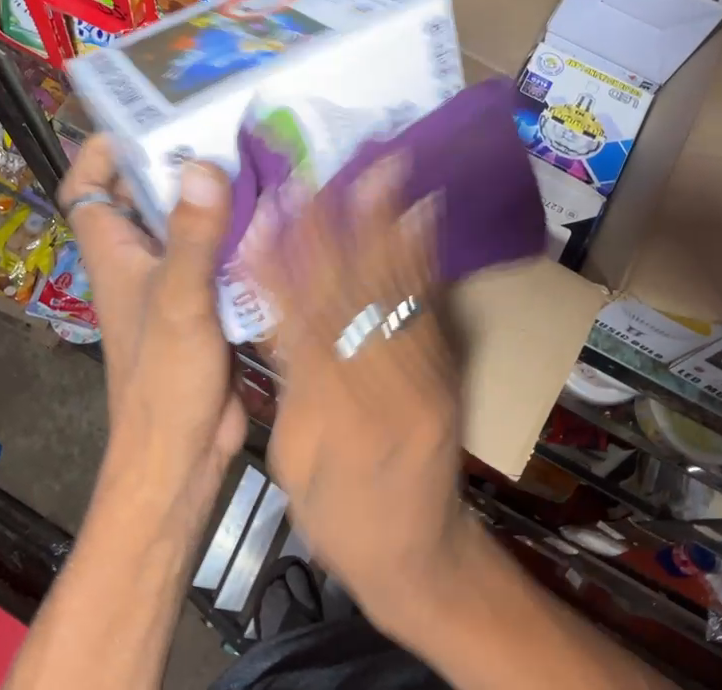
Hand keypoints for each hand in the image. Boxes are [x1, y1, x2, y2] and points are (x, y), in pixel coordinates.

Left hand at [62, 136, 245, 509]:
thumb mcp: (179, 302)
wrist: (184, 456)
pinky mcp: (209, 303)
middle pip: (147, 195)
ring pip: (190, 223)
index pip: (87, 186)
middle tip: (226, 124)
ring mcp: (175, 281)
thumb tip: (201, 164)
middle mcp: (140, 259)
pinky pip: (222, 254)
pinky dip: (242, 233)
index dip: (103, 150)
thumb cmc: (164, 381)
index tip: (146, 120)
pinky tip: (281, 215)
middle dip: (178, 161)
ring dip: (218, 196)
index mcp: (114, 251)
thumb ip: (193, 237)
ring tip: (262, 156)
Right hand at [243, 157, 476, 634]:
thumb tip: (272, 313)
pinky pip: (433, 308)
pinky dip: (424, 258)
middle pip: (353, 293)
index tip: (273, 206)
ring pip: (397, 290)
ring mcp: (426, 376)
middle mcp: (385, 386)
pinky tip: (422, 217)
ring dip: (387, 225)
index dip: (287, 260)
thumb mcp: (295, 462)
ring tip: (382, 170)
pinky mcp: (449, 372)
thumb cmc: (341, 518)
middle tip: (330, 167)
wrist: (421, 554)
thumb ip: (289, 384)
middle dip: (339, 225)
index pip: (303, 321)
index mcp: (335, 412)